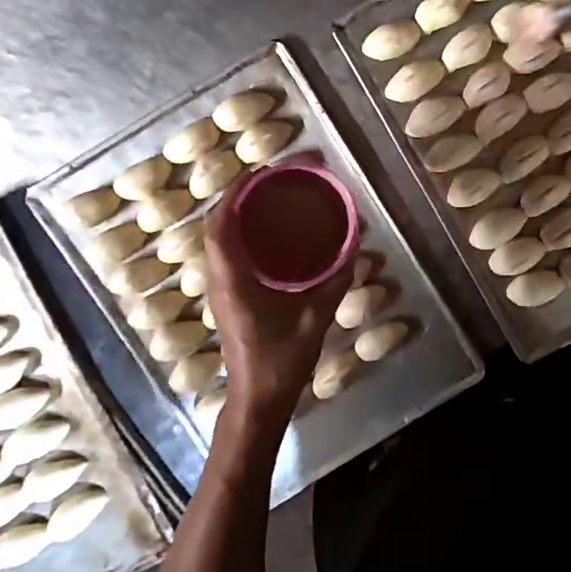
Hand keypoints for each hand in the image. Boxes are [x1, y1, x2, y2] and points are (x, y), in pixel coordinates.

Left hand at [202, 166, 356, 427]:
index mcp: (233, 281)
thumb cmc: (282, 360)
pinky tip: (266, 235)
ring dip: (235, 215)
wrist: (258, 399)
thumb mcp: (316, 318)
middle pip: (215, 227)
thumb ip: (336, 281)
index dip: (234, 194)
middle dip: (236, 197)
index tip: (257, 172)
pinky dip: (239, 234)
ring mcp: (219, 290)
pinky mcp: (226, 298)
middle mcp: (218, 280)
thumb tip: (354, 247)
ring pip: (217, 241)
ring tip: (266, 199)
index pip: (220, 226)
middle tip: (267, 180)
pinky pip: (225, 254)